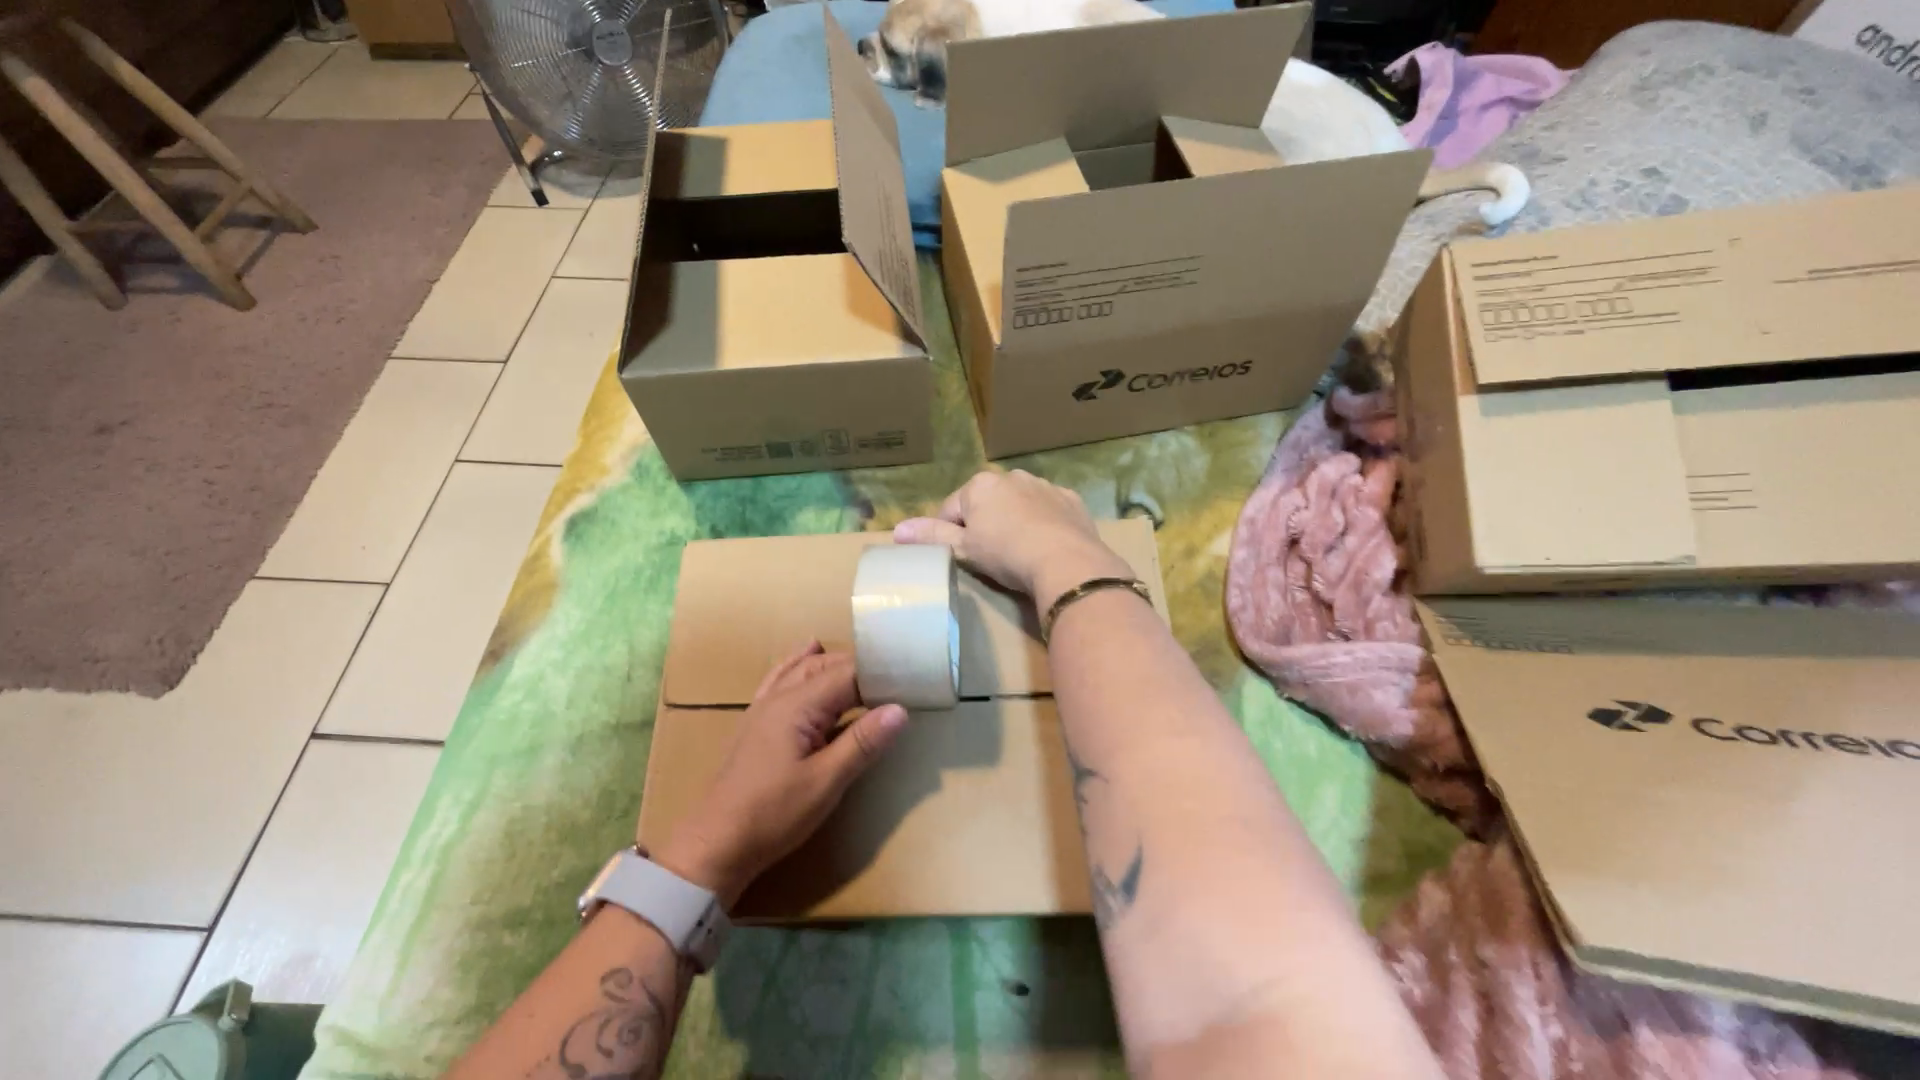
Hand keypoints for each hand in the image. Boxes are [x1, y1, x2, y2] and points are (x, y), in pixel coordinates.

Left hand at [654, 643, 907, 907]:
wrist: (716, 844)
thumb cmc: (772, 814)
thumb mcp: (826, 782)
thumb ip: (862, 742)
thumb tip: (901, 709)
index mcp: (797, 705)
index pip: (847, 673)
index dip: (881, 672)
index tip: (914, 677)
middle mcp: (778, 697)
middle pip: (825, 666)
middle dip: (861, 668)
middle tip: (899, 679)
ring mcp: (763, 709)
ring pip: (802, 670)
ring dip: (834, 665)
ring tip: (867, 667)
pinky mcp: (757, 725)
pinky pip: (781, 680)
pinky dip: (800, 665)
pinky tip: (805, 656)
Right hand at [894, 469, 1132, 610]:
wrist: (1065, 561)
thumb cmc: (1006, 554)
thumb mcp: (964, 549)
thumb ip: (931, 536)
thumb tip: (897, 530)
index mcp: (980, 485)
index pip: (951, 510)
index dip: (950, 535)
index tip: (961, 556)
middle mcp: (1012, 477)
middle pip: (986, 504)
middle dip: (985, 525)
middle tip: (991, 557)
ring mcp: (1045, 486)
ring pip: (1019, 504)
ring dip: (1015, 521)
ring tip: (1020, 553)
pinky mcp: (1071, 500)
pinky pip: (1049, 510)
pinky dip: (1045, 523)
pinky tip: (1047, 546)